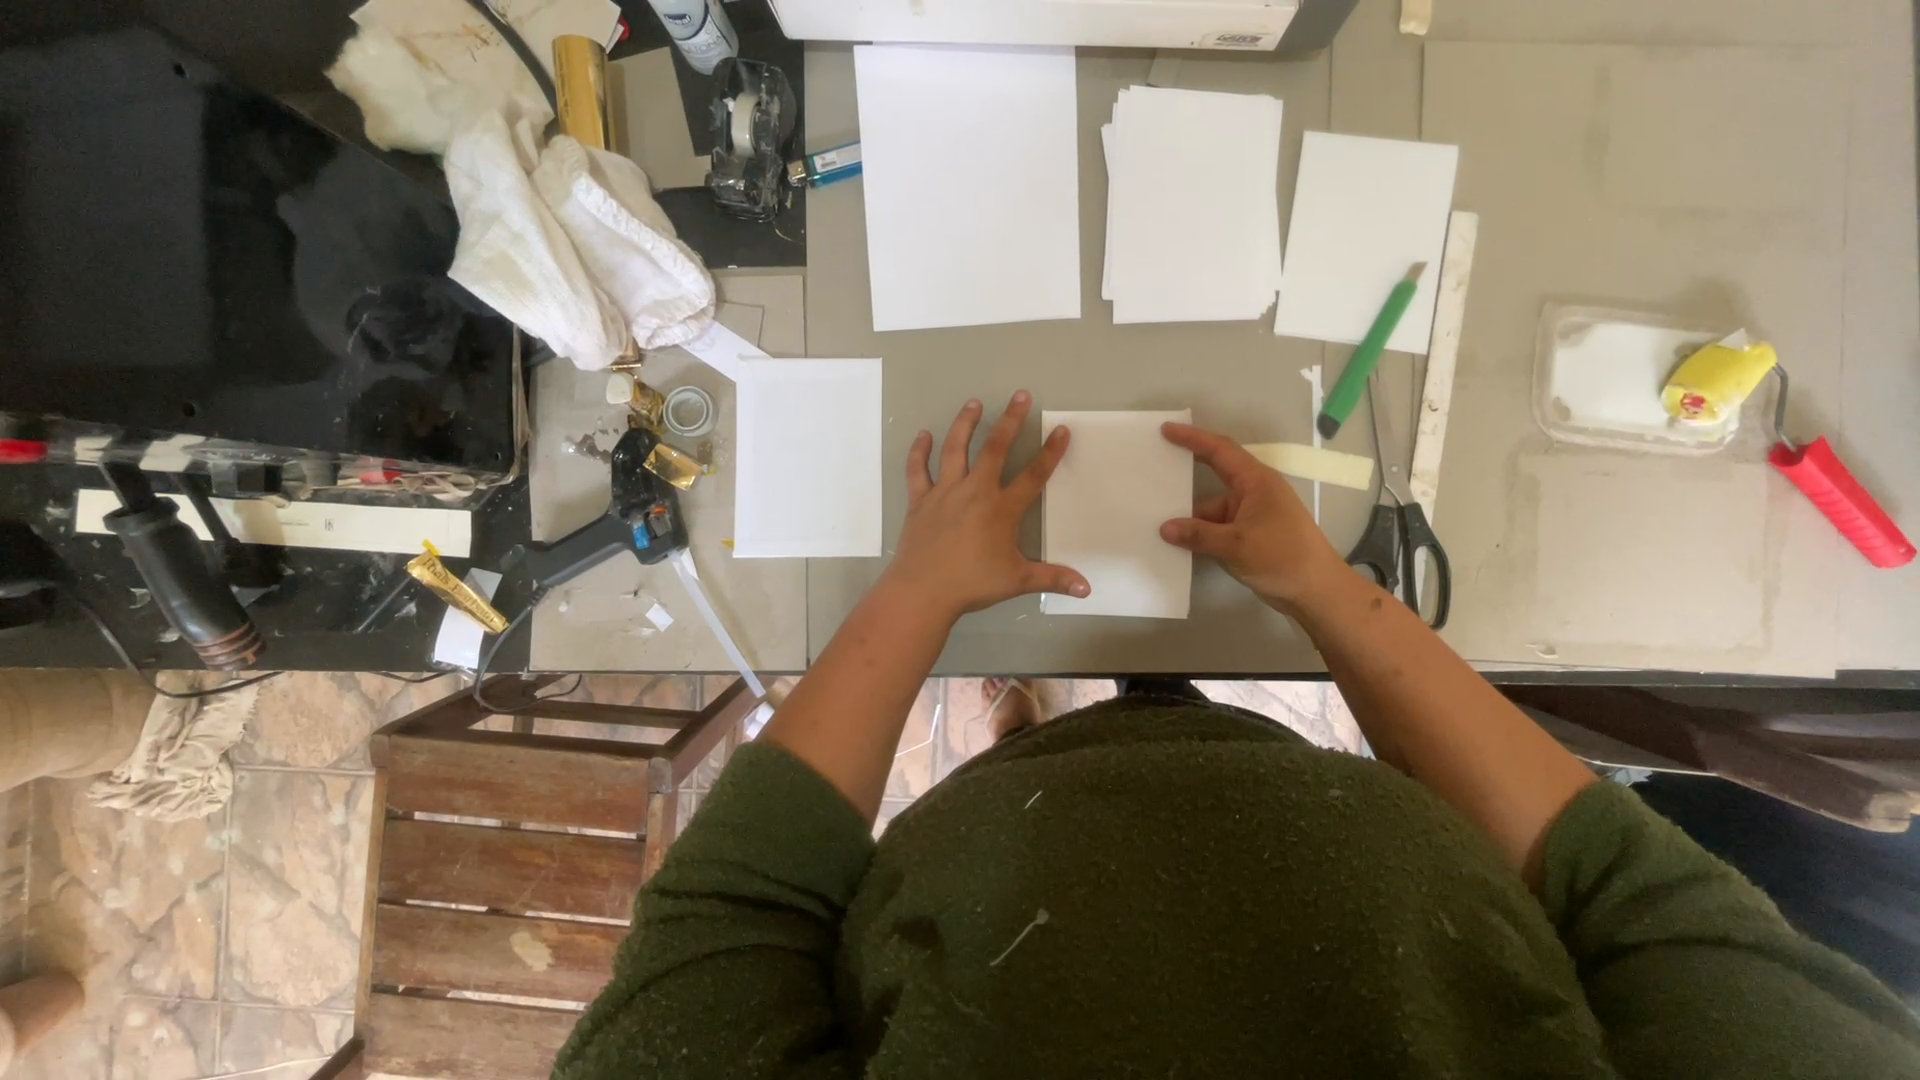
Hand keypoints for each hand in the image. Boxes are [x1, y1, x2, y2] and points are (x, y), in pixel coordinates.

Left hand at [884, 392, 1090, 618]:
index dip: (1050, 452)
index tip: (1061, 430)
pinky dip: (918, 451)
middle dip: (1010, 420)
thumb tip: (1087, 589)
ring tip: (974, 403)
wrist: (922, 591)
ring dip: (965, 423)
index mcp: (1001, 509)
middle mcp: (974, 492)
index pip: (1032, 476)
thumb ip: (1053, 578)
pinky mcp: (919, 500)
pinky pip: (917, 470)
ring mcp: (944, 493)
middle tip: (1020, 395)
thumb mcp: (1017, 581)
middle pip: (994, 449)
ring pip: (955, 449)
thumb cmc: (971, 585)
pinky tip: (923, 435)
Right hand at [1158, 422, 1347, 614]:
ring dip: (1190, 517)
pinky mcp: (1249, 536)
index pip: (1220, 451)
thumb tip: (1165, 529)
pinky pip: (1217, 528)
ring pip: (1212, 509)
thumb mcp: (1236, 545)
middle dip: (1186, 475)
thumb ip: (1198, 535)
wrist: (1316, 591)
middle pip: (1214, 477)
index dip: (1193, 438)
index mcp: (1256, 482)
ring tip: (1155, 520)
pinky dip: (1200, 534)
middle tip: (1153, 471)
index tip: (1167, 430)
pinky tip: (1177, 543)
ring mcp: (1251, 516)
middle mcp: (1253, 493)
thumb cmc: (1282, 557)